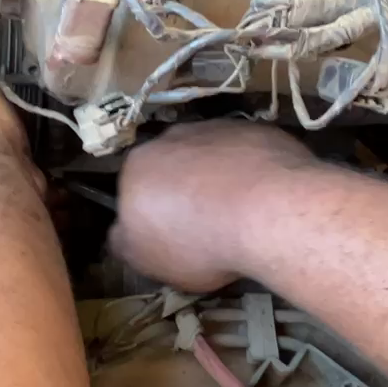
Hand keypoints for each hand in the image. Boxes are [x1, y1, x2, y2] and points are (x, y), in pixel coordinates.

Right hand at [108, 121, 319, 292]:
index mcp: (138, 164)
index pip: (135, 187)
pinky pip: (248, 153)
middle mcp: (172, 137)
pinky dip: (253, 171)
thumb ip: (123, 240)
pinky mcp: (258, 130)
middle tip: (205, 225)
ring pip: (211, 155)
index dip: (152, 212)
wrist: (268, 211)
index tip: (170, 234)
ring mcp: (217, 129)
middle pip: (172, 165)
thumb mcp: (144, 257)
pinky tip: (266, 199)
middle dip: (184, 189)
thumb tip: (120, 231)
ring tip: (241, 214)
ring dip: (219, 177)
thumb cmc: (196, 240)